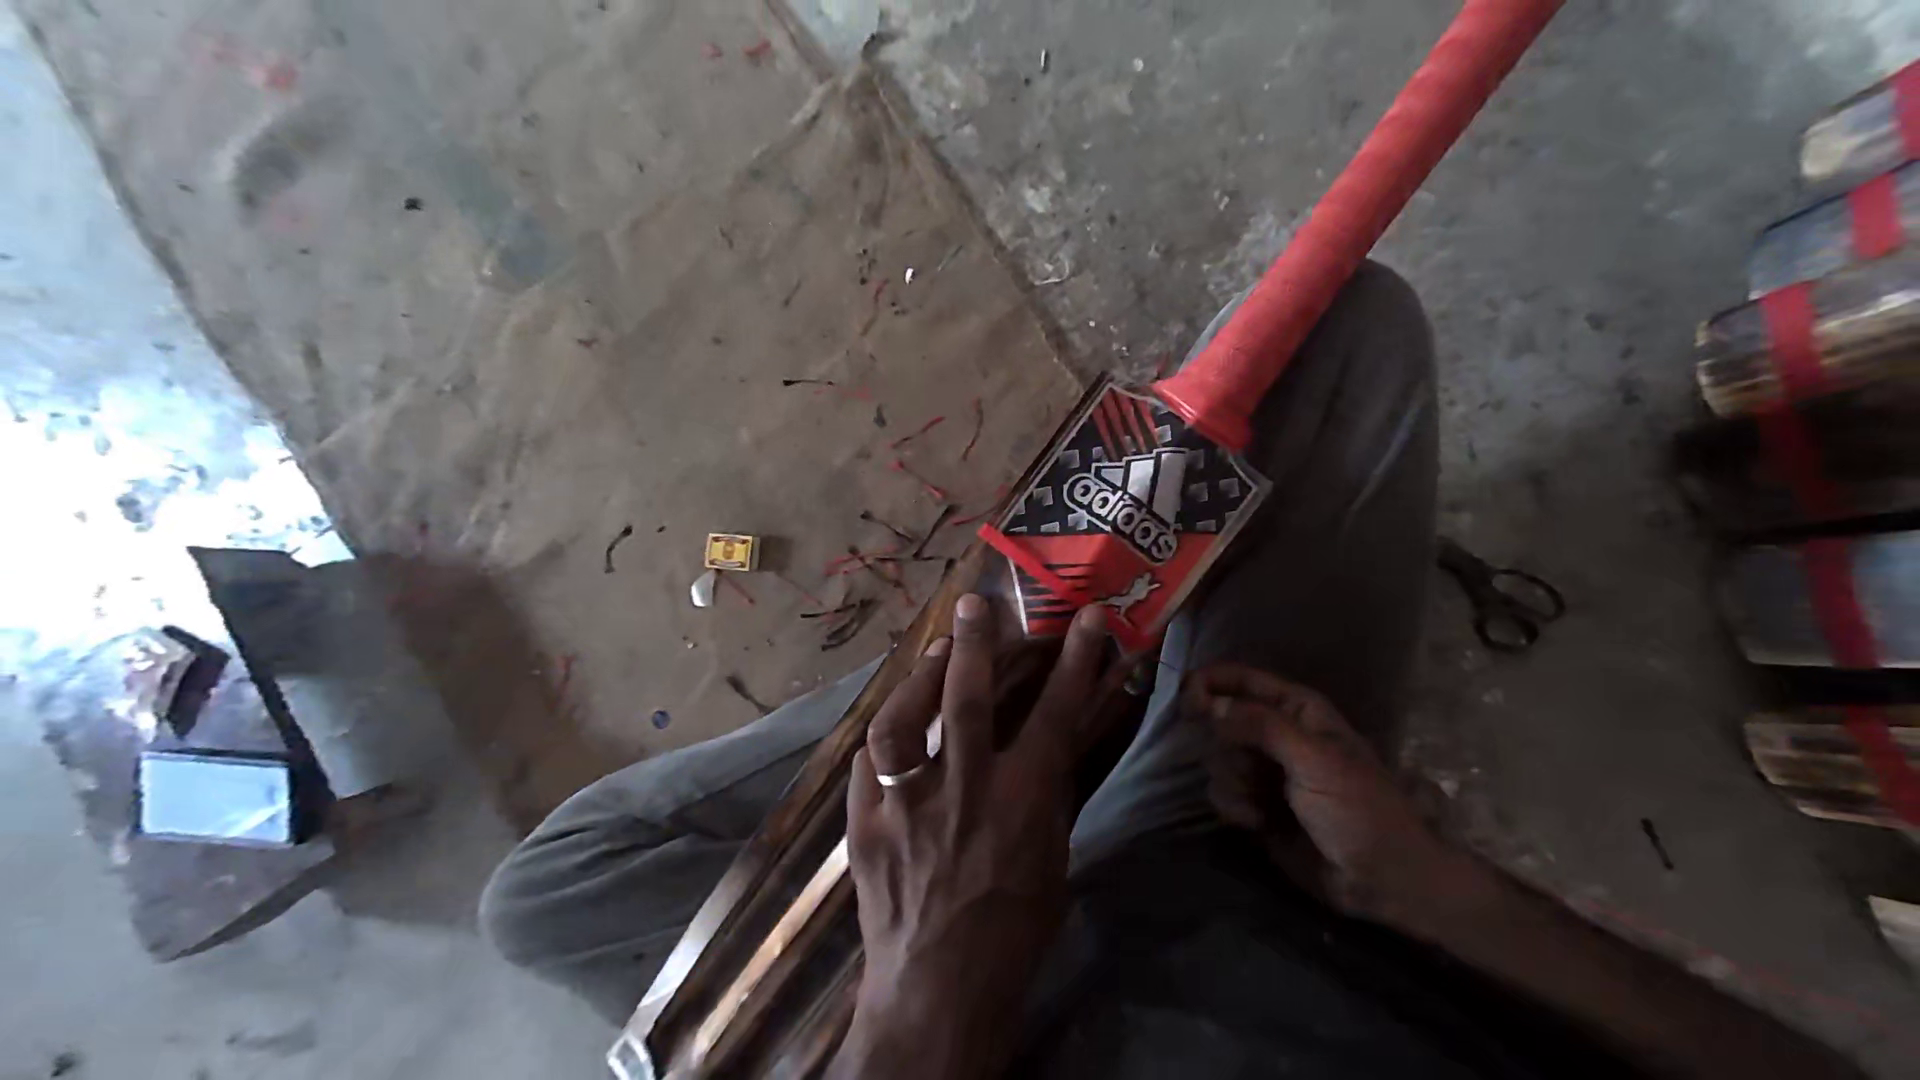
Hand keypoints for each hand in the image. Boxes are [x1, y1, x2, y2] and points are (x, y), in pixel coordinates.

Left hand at [831, 596, 1107, 1079]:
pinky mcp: (865, 822)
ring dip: (918, 679)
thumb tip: (1054, 738)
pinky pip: (870, 763)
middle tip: (974, 603)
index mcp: (1020, 806)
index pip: (1055, 717)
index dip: (1077, 661)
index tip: (1090, 617)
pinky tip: (896, 720)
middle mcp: (962, 793)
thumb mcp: (1050, 860)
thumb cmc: (1012, 932)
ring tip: (934, 649)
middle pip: (965, 701)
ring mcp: (906, 806)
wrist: (936, 993)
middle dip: (974, 644)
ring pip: (902, 722)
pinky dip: (886, 735)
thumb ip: (1047, 794)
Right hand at [1185, 663, 1485, 926]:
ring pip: (1216, 758)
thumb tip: (1210, 704)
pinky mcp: (1253, 805)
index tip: (1186, 702)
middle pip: (1219, 720)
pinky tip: (1257, 823)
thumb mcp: (1315, 760)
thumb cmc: (1360, 811)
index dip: (1209, 683)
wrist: (1383, 882)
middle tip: (1247, 768)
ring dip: (1232, 782)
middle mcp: (1274, 733)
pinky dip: (1233, 807)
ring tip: (1260, 803)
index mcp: (1295, 709)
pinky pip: (1219, 792)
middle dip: (1225, 745)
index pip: (1241, 679)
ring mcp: (1262, 770)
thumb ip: (1261, 726)